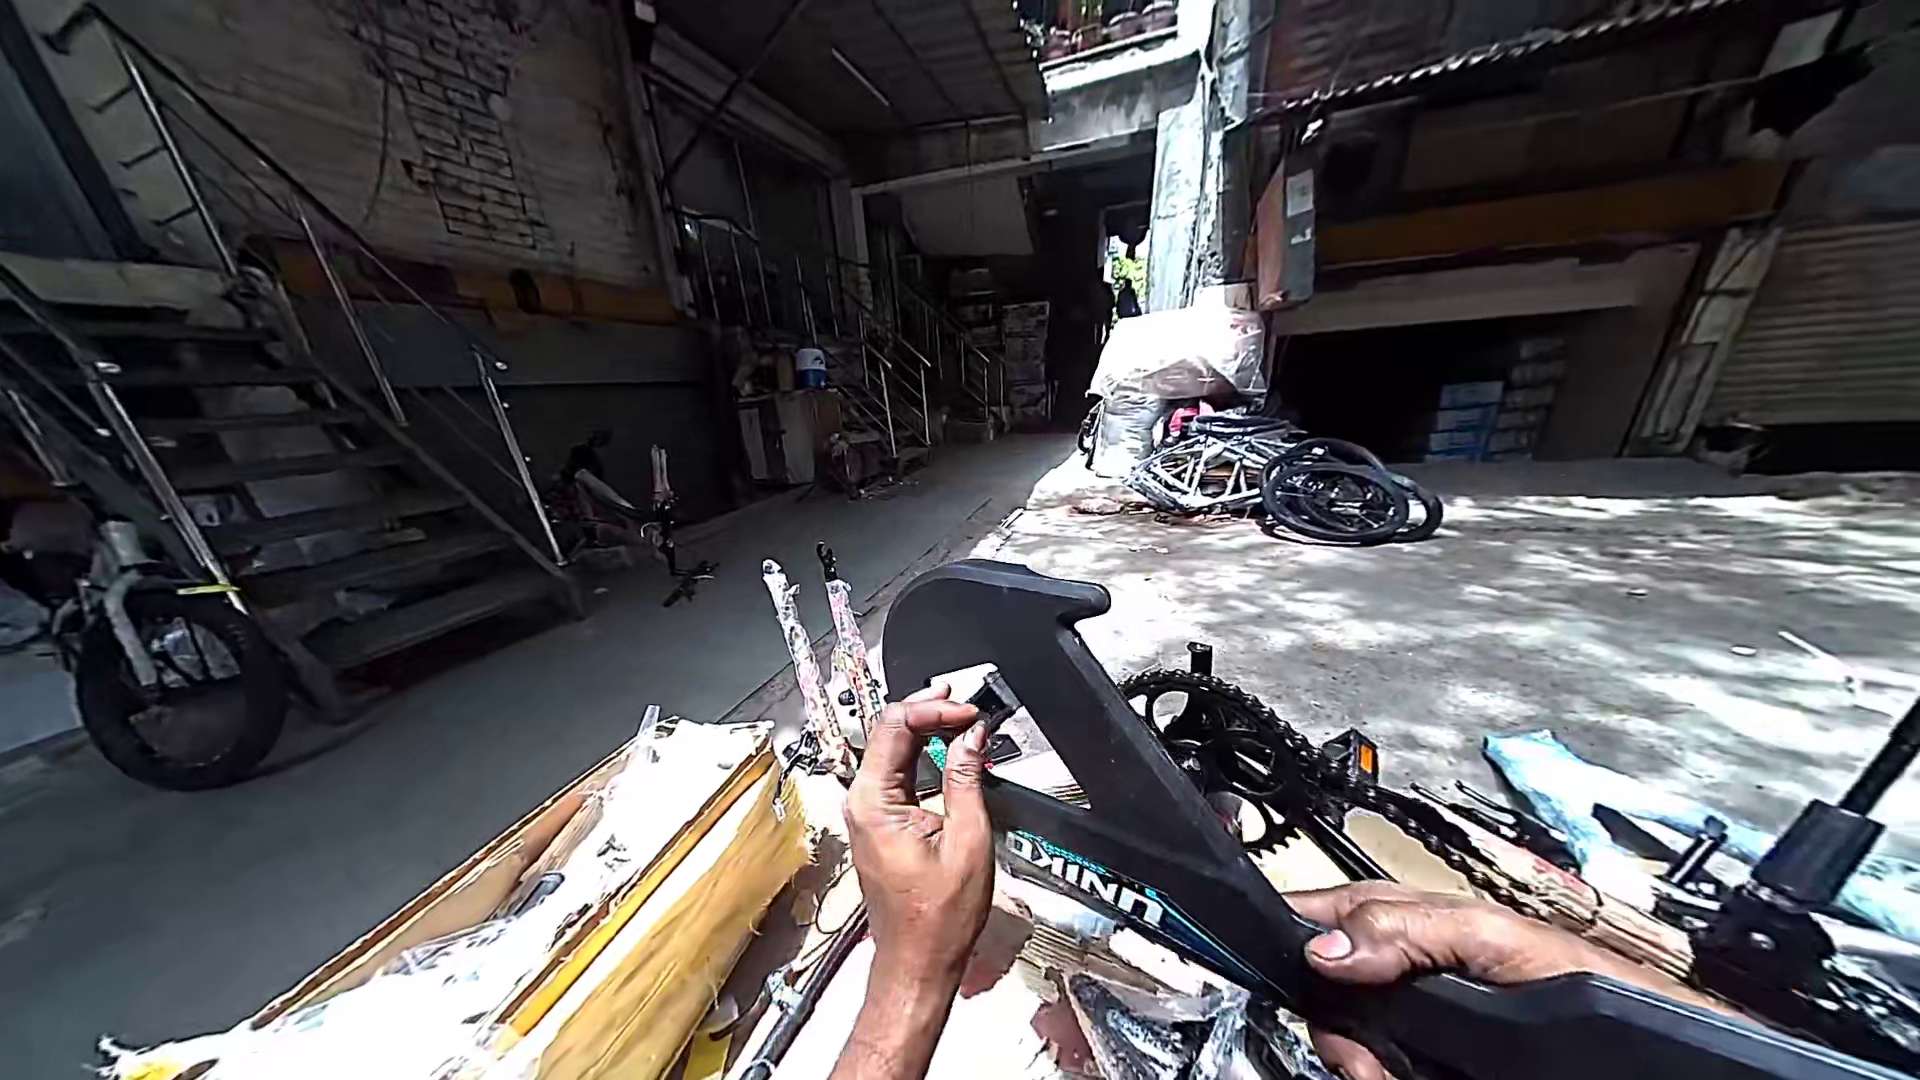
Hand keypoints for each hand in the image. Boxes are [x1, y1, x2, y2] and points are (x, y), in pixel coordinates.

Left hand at [832, 685, 989, 1079]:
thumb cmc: (936, 918)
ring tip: (959, 716)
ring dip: (926, 726)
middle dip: (928, 710)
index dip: (934, 709)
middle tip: (963, 703)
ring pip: (893, 746)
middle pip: (889, 730)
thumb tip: (972, 734)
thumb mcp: (967, 839)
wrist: (919, 961)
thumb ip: (966, 777)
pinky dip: (924, 750)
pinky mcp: (880, 817)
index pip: (895, 726)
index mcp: (874, 802)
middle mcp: (862, 801)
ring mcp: (868, 809)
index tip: (967, 711)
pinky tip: (946, 744)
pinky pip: (899, 768)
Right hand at [1288, 882, 1728, 1079]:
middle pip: (1324, 982)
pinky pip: (1378, 1065)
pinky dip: (1372, 1075)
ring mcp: (1410, 1017)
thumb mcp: (1483, 935)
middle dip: (1330, 1021)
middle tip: (1354, 1052)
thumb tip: (1324, 948)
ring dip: (1351, 1057)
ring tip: (1376, 1073)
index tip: (1295, 979)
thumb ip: (1399, 927)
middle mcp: (1393, 964)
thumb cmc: (1577, 981)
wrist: (1650, 1061)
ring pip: (1345, 1033)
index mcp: (1394, 919)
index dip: (1295, 938)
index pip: (1319, 913)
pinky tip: (1384, 1078)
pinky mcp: (1424, 1058)